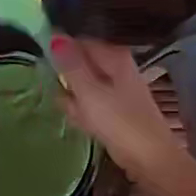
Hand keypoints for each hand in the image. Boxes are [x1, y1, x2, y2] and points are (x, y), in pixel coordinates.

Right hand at [48, 35, 182, 180]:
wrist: (150, 159)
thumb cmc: (119, 122)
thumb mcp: (88, 91)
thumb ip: (70, 64)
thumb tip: (54, 35)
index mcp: (114, 57)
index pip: (80, 43)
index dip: (60, 53)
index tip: (46, 68)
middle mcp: (118, 68)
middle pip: (81, 66)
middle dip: (68, 82)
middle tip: (64, 98)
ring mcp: (119, 89)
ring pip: (85, 87)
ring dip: (75, 101)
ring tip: (79, 116)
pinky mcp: (118, 109)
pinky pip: (92, 104)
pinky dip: (86, 113)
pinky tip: (85, 124)